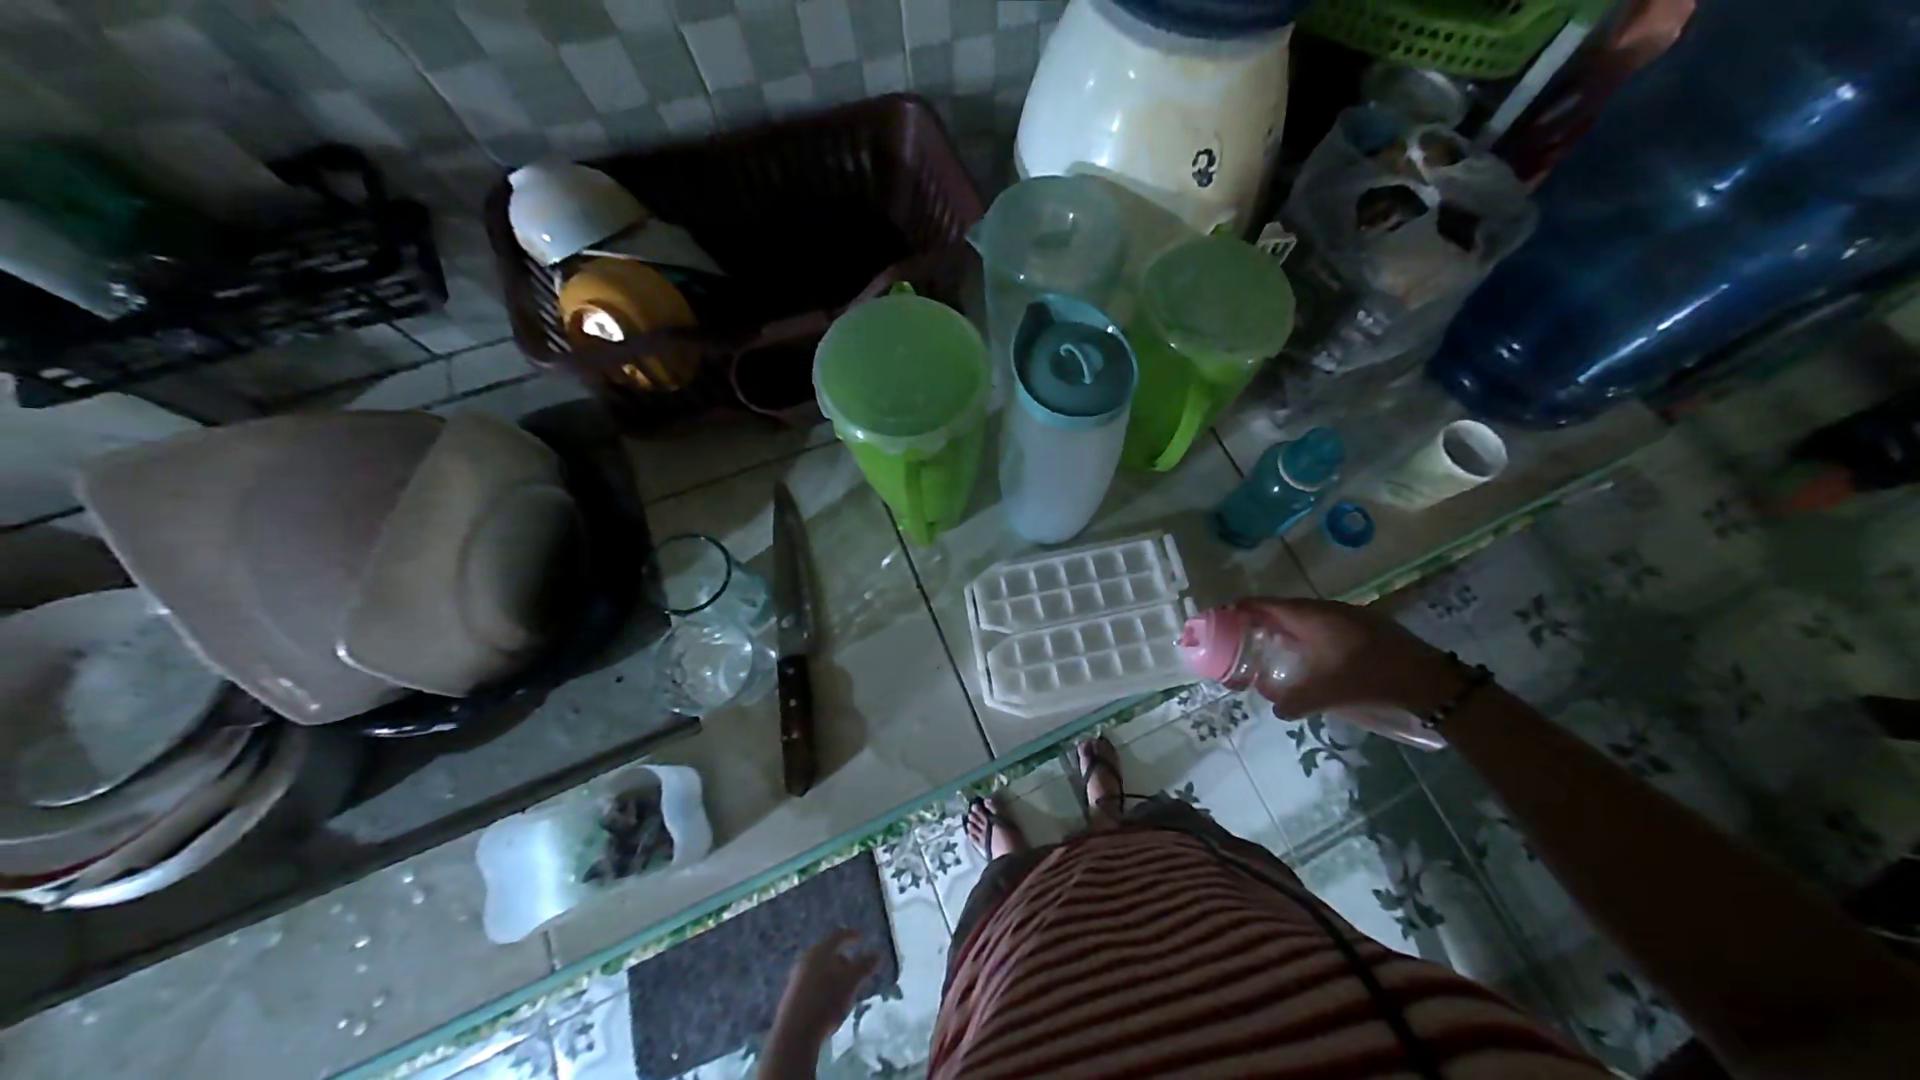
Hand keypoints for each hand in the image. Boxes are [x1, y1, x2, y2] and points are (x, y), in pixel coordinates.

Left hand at [768, 930, 878, 1053]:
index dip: (850, 935)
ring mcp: (797, 978)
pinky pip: (813, 983)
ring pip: (820, 969)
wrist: (795, 1034)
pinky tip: (831, 1001)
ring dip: (834, 975)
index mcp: (819, 951)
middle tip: (856, 969)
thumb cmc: (826, 1001)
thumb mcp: (851, 982)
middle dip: (843, 959)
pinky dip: (825, 986)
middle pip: (828, 953)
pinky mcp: (793, 996)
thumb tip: (878, 953)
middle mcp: (806, 960)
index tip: (861, 937)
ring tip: (846, 988)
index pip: (837, 935)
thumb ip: (864, 966)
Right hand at [1242, 598, 1465, 720]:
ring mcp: (1349, 613)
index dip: (1244, 608)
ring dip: (1291, 625)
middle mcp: (1326, 608)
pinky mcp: (1367, 622)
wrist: (1427, 678)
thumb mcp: (1324, 695)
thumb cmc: (1366, 678)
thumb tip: (1276, 709)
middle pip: (1286, 607)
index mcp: (1310, 617)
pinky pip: (1327, 620)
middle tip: (1248, 634)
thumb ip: (1293, 702)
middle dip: (1264, 618)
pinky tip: (1317, 651)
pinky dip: (1312, 631)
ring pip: (1309, 614)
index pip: (1266, 604)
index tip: (1226, 615)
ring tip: (1278, 643)